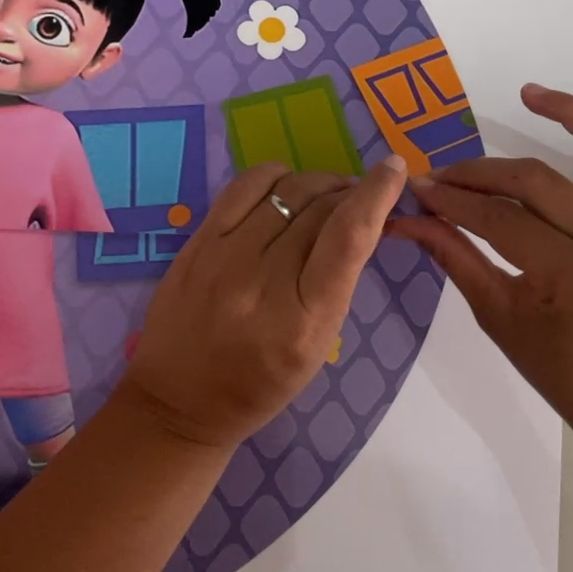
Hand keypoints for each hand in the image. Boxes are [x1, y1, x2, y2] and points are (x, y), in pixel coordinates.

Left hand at [118, 156, 408, 450]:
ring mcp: (225, 257)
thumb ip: (336, 284)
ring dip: (317, 182)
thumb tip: (358, 219)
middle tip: (357, 197)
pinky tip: (286, 186)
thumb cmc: (258, 385)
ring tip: (325, 193)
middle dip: (348, 192)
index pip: (348, 237)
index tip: (394, 170)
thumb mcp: (316, 346)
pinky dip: (275, 176)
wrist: (178, 402)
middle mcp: (264, 281)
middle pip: (320, 208)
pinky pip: (244, 186)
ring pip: (286, 191)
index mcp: (304, 320)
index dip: (377, 194)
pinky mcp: (198, 242)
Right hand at [388, 85, 572, 447]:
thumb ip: (457, 260)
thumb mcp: (502, 320)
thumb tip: (409, 219)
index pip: (499, 219)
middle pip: (539, 182)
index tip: (417, 191)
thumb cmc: (566, 376)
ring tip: (531, 94)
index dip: (451, 203)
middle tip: (442, 176)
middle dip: (481, 174)